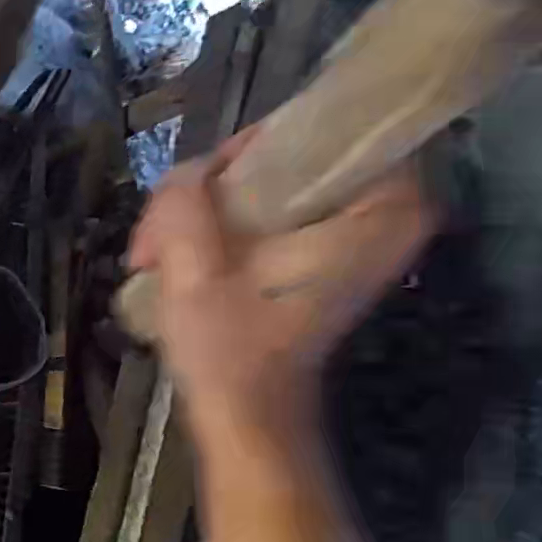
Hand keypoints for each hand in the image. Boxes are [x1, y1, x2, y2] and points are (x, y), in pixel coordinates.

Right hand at [126, 130, 434, 426]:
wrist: (244, 415)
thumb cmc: (229, 348)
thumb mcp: (193, 266)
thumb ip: (183, 199)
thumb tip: (188, 172)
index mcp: (381, 205)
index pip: (319, 126)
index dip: (248, 146)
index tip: (200, 186)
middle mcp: (382, 211)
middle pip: (284, 156)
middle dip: (213, 188)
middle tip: (163, 230)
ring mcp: (350, 235)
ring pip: (263, 185)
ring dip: (203, 213)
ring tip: (158, 254)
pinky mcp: (320, 256)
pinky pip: (262, 211)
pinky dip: (217, 229)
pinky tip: (177, 260)